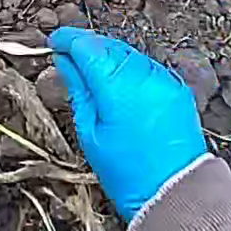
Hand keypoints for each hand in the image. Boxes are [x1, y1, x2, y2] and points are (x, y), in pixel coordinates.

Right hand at [49, 27, 205, 222]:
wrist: (175, 191)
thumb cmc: (128, 172)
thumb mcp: (90, 132)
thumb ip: (77, 90)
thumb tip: (64, 62)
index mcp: (117, 85)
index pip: (87, 46)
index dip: (68, 40)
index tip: (54, 41)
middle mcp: (143, 74)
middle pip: (108, 44)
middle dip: (86, 46)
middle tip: (67, 55)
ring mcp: (162, 78)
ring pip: (128, 52)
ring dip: (108, 55)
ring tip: (91, 71)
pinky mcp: (176, 85)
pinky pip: (146, 66)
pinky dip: (129, 67)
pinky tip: (118, 83)